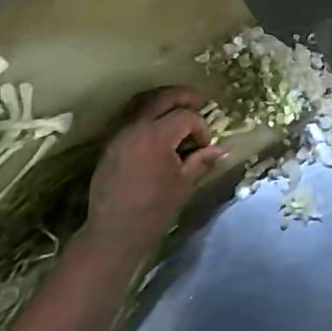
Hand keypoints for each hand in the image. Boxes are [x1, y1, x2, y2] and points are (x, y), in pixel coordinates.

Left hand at [85, 87, 225, 252]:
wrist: (114, 233)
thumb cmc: (153, 211)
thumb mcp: (184, 185)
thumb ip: (202, 161)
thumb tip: (221, 150)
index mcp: (156, 136)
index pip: (184, 116)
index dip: (200, 127)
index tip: (205, 145)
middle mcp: (134, 127)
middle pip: (161, 97)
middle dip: (182, 97)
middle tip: (198, 102)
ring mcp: (119, 134)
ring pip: (142, 103)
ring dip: (163, 102)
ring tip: (178, 111)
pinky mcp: (110, 144)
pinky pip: (130, 117)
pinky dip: (147, 114)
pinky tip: (158, 129)